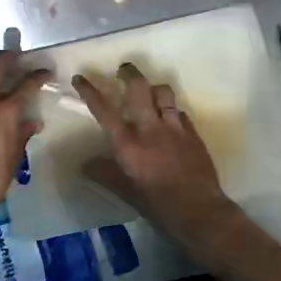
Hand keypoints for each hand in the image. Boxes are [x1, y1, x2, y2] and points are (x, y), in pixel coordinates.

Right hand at [73, 64, 230, 235]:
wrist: (198, 210)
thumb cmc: (157, 206)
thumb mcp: (126, 192)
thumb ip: (105, 174)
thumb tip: (85, 164)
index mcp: (129, 145)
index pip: (105, 111)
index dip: (91, 92)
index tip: (81, 78)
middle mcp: (151, 129)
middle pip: (139, 88)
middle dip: (129, 73)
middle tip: (123, 69)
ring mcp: (175, 128)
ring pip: (164, 93)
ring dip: (154, 88)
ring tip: (149, 91)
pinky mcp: (193, 133)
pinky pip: (180, 112)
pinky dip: (172, 110)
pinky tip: (170, 119)